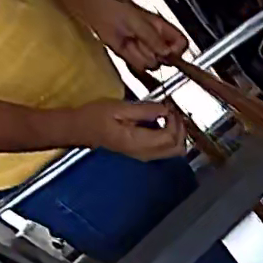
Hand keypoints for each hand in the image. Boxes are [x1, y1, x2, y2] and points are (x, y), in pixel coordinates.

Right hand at [61, 100, 186, 159]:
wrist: (82, 130)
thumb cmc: (95, 117)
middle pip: (177, 148)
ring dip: (177, 133)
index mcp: (139, 143)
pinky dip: (171, 136)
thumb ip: (143, 110)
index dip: (174, 122)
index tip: (169, 106)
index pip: (169, 137)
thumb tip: (164, 109)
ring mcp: (147, 156)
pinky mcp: (146, 154)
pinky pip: (167, 149)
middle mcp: (147, 154)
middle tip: (173, 111)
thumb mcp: (118, 108)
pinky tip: (163, 122)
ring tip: (169, 115)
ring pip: (175, 151)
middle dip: (180, 129)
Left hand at [81, 0, 188, 72]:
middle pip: (168, 59)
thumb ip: (154, 38)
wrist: (100, 15)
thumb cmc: (118, 11)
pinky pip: (141, 66)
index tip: (167, 50)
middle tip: (140, 39)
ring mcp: (149, 52)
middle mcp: (159, 43)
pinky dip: (132, 58)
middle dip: (153, 52)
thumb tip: (167, 53)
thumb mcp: (139, 22)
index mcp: (164, 30)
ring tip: (130, 40)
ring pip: (153, 64)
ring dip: (140, 53)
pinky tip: (126, 46)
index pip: (182, 44)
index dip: (177, 50)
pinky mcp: (139, 60)